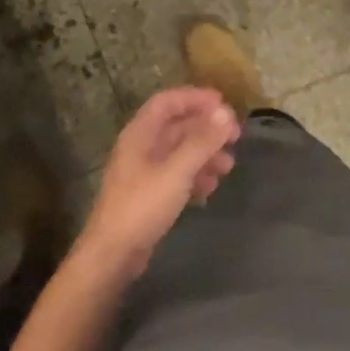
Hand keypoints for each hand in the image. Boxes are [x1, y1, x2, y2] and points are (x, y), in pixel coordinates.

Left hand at [78, 88, 240, 275]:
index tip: (225, 105)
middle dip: (206, 128)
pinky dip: (195, 175)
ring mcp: (144, 172)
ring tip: (229, 166)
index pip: (167, 102)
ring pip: (179, 152)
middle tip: (235, 137)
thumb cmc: (142, 206)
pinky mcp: (149, 194)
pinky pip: (176, 175)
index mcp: (140, 134)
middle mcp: (140, 147)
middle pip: (176, 126)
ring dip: (205, 154)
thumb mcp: (176, 171)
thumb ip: (201, 141)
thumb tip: (225, 112)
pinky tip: (211, 187)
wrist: (114, 252)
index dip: (195, 98)